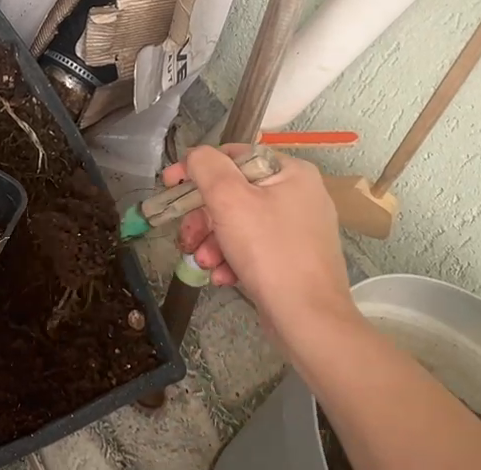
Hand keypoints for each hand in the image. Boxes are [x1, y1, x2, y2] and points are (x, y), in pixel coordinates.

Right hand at [162, 145, 357, 346]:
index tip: (170, 186)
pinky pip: (254, 247)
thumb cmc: (269, 252)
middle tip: (187, 236)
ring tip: (204, 263)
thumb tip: (196, 157)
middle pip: (234, 193)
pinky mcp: (295, 260)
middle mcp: (299, 195)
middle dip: (204, 217)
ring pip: (240, 223)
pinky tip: (223, 277)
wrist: (310, 324)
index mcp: (292, 171)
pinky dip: (233, 258)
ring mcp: (299, 230)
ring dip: (213, 241)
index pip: (233, 156)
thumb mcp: (229, 199)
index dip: (197, 170)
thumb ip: (206, 166)